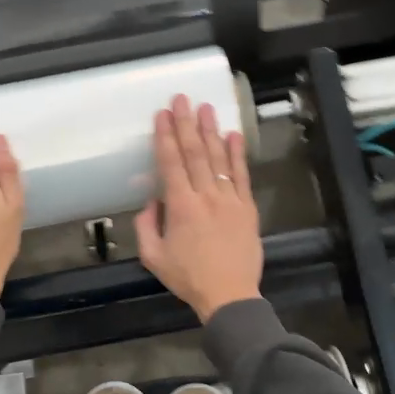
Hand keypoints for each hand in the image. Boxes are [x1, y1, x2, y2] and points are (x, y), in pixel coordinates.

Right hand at [134, 94, 262, 322]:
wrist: (229, 295)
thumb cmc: (188, 278)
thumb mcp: (153, 257)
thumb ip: (146, 226)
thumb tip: (152, 202)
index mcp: (180, 206)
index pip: (170, 163)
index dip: (165, 136)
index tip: (162, 114)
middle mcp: (206, 196)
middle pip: (195, 153)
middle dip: (187, 123)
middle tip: (182, 98)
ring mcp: (230, 200)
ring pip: (219, 159)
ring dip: (211, 131)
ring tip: (206, 108)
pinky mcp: (248, 208)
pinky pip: (242, 176)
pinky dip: (238, 154)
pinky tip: (233, 136)